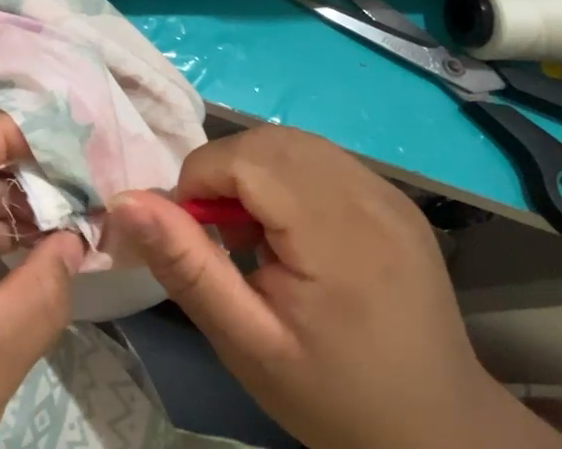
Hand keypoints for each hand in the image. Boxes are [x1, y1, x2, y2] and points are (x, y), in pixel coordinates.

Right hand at [106, 127, 561, 448]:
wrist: (436, 431)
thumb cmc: (331, 394)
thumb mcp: (245, 342)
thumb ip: (185, 265)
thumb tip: (125, 201)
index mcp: (338, 237)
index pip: (245, 158)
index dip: (199, 181)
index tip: (191, 235)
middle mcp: (372, 199)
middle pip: (268, 141)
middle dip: (222, 172)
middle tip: (216, 234)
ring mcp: (391, 195)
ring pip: (293, 142)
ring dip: (252, 170)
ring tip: (250, 232)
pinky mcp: (397, 201)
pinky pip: (322, 158)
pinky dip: (285, 176)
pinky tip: (288, 229)